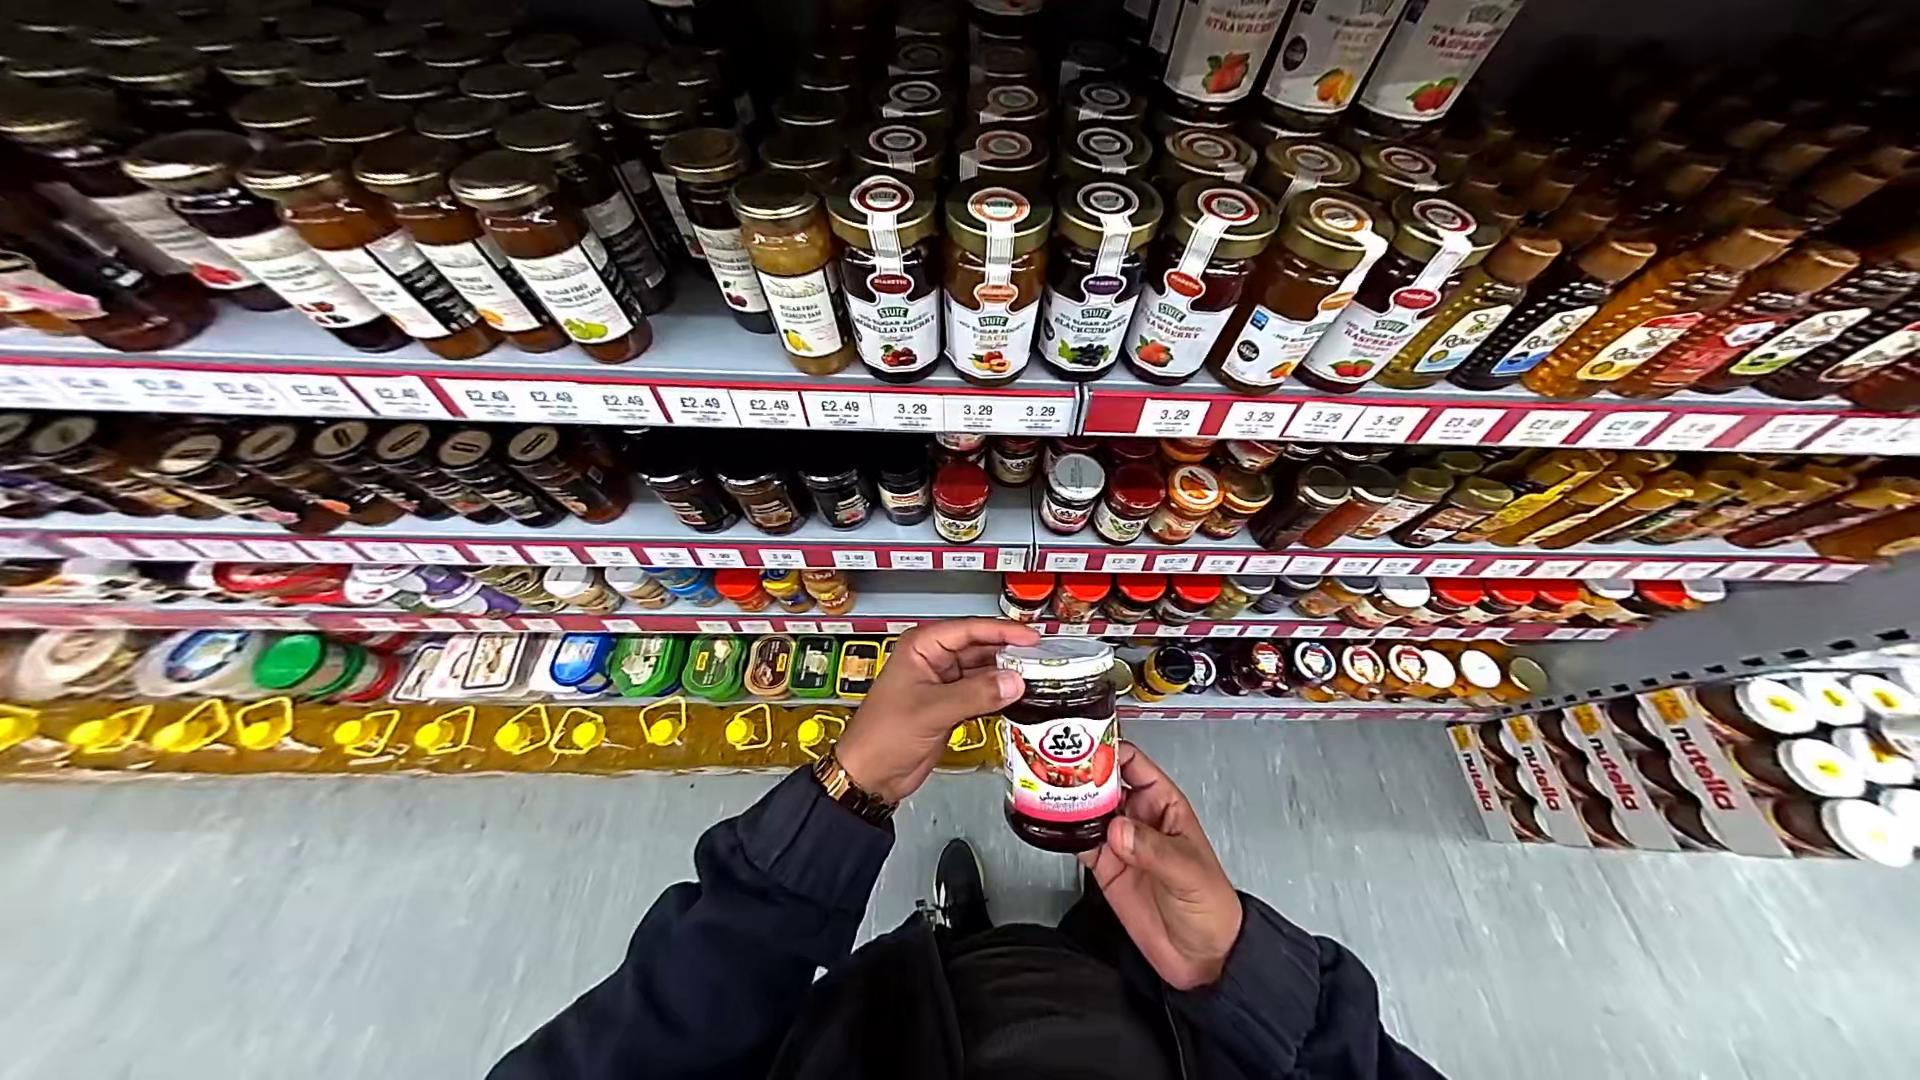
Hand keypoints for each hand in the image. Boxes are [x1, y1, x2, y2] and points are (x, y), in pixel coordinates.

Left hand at [834, 618, 1038, 803]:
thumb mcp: (932, 710)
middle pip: (979, 648)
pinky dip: (998, 695)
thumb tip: (1013, 681)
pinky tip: (1017, 698)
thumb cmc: (883, 735)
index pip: (969, 629)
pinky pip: (981, 693)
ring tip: (1034, 679)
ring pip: (983, 671)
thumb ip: (976, 694)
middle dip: (1008, 653)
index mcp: (922, 647)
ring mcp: (942, 683)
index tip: (1030, 637)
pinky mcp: (949, 705)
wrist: (870, 775)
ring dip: (1005, 676)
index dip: (1002, 631)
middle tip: (1039, 660)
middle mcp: (933, 660)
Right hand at [1079, 743, 1242, 990]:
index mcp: (1162, 802)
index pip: (1132, 762)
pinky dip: (1064, 831)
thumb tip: (1119, 830)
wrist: (1203, 959)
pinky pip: (1078, 840)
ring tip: (1049, 793)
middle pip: (1102, 780)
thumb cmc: (1213, 906)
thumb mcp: (1188, 872)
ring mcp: (1119, 839)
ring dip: (1069, 800)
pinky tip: (1055, 826)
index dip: (1110, 749)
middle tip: (1058, 769)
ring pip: (1086, 807)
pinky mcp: (1104, 864)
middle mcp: (1137, 815)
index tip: (1087, 745)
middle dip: (1080, 772)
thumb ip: (1154, 849)